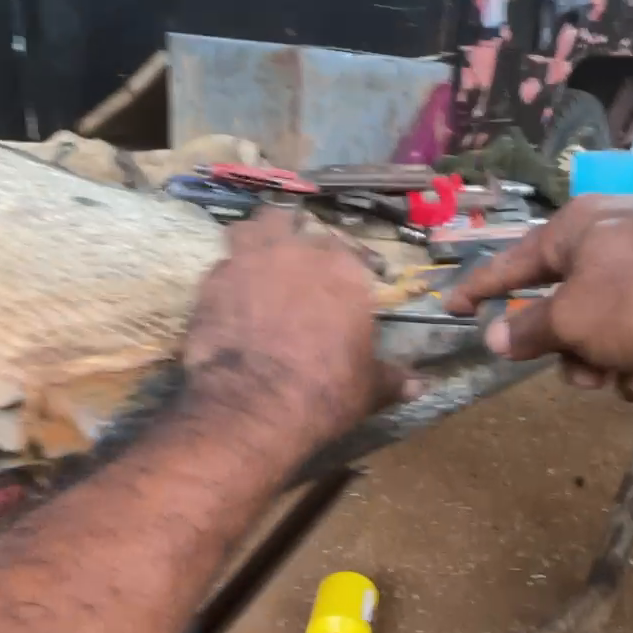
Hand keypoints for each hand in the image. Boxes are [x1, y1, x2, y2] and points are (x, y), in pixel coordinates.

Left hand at [183, 208, 390, 440]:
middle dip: (299, 243)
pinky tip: (229, 297)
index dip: (348, 270)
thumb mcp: (367, 389)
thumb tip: (421, 385)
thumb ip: (392, 379)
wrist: (253, 404)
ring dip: (258, 238)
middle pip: (298, 228)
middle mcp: (297, 252)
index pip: (351, 254)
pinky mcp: (211, 282)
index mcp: (343, 271)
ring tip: (260, 258)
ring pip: (253, 227)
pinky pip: (221, 265)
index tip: (345, 289)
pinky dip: (227, 277)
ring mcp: (250, 261)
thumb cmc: (323, 392)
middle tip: (298, 269)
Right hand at [447, 193, 632, 399]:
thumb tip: (497, 336)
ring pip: (623, 345)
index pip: (508, 268)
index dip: (477, 291)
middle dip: (588, 362)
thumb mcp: (577, 318)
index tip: (450, 307)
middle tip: (601, 372)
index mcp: (572, 239)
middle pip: (572, 324)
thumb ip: (532, 330)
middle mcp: (612, 248)